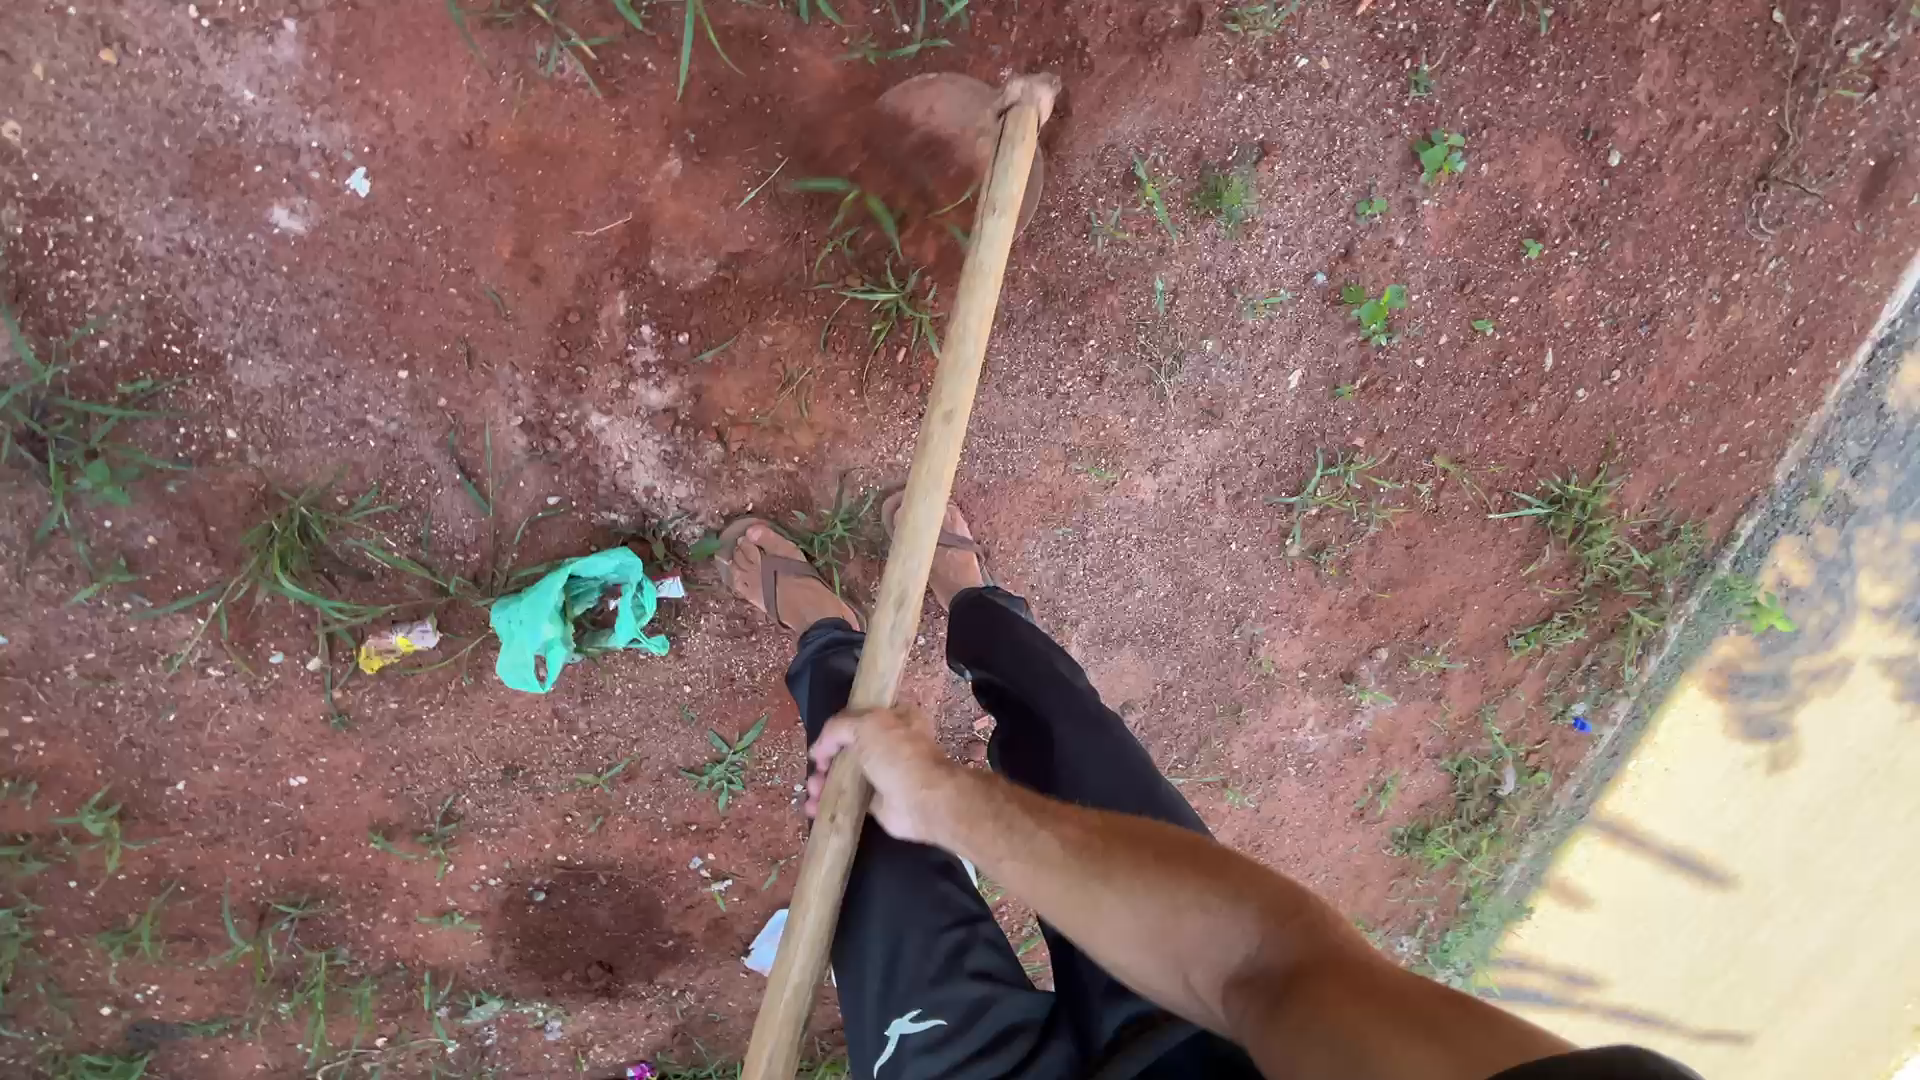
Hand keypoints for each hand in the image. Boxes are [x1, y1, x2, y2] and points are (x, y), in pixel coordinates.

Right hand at [806, 704, 963, 844]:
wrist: (922, 800)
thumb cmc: (897, 754)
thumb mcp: (866, 724)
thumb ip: (838, 727)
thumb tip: (819, 748)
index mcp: (894, 717)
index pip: (859, 716)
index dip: (837, 728)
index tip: (821, 743)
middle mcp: (890, 742)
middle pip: (848, 747)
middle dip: (826, 759)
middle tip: (816, 771)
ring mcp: (884, 772)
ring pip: (844, 774)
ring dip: (824, 782)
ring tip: (814, 792)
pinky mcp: (876, 800)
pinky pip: (847, 798)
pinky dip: (829, 802)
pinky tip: (815, 807)